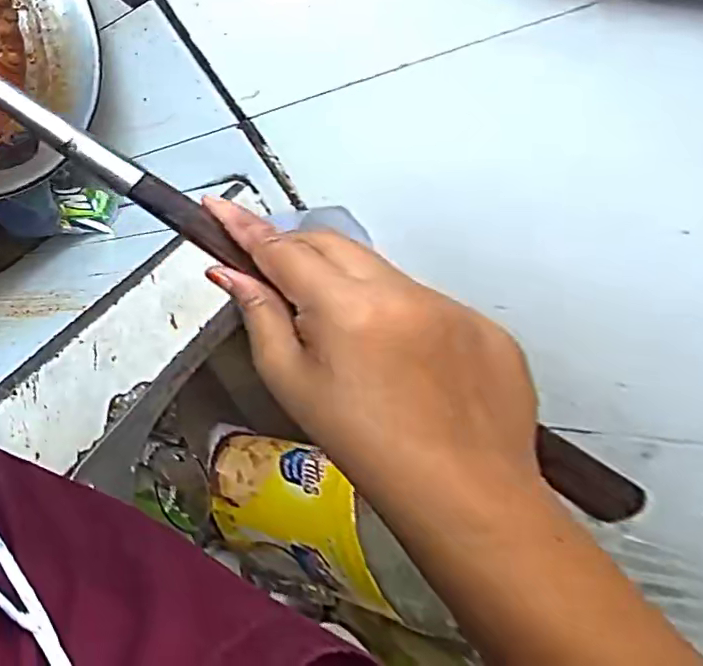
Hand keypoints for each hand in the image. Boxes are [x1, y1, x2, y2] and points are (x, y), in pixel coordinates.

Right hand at [200, 197, 540, 513]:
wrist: (464, 496)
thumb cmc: (364, 442)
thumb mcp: (286, 374)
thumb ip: (257, 311)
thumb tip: (232, 274)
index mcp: (348, 309)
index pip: (280, 247)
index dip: (242, 225)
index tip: (218, 207)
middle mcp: (404, 296)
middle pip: (327, 242)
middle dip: (291, 249)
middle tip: (268, 277)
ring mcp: (451, 309)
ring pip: (373, 266)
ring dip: (341, 279)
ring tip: (336, 332)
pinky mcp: (484, 327)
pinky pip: (418, 294)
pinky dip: (388, 305)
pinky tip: (387, 352)